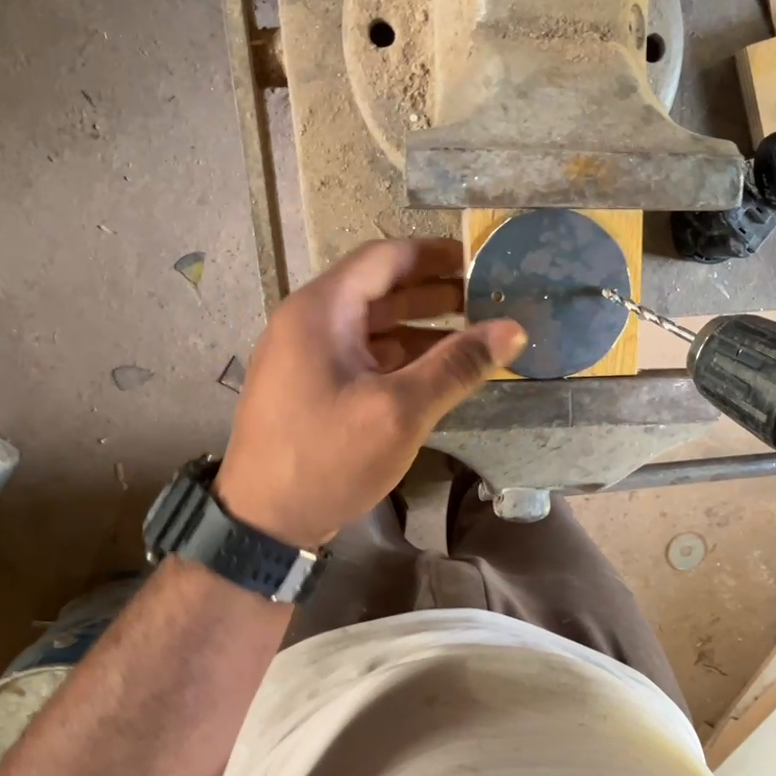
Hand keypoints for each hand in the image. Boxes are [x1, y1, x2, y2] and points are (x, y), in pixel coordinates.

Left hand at [215, 239, 525, 549]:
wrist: (262, 521)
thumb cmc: (327, 457)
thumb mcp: (400, 410)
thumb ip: (456, 365)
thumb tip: (512, 329)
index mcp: (322, 310)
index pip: (385, 257)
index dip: (435, 254)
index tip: (481, 259)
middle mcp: (309, 321)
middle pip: (379, 288)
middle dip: (435, 291)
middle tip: (489, 297)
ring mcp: (307, 356)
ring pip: (373, 325)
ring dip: (421, 326)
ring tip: (475, 334)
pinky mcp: (311, 387)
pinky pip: (363, 355)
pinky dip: (401, 356)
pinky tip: (438, 372)